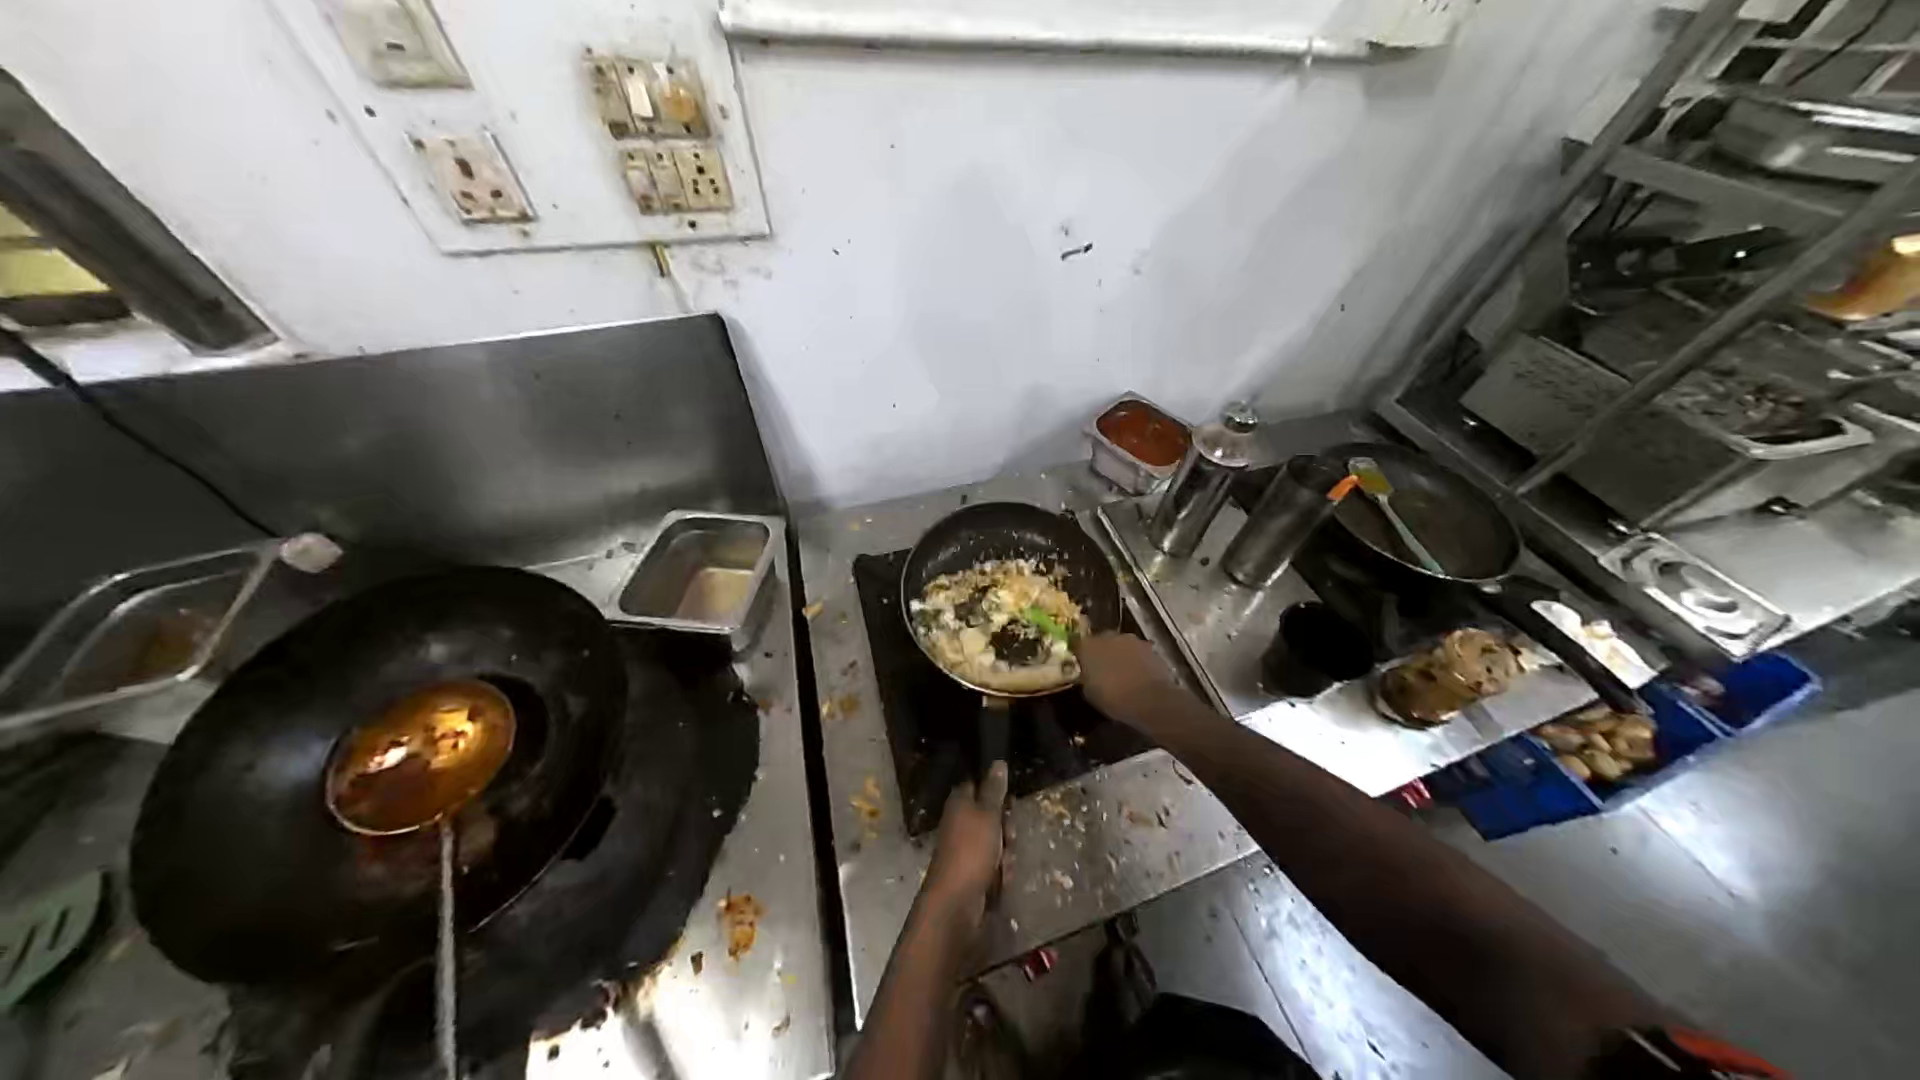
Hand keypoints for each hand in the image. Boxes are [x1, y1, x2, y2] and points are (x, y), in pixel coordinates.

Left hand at [924, 762, 1007, 923]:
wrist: (956, 903)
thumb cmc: (971, 851)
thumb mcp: (988, 814)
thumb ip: (994, 789)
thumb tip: (998, 761)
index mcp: (960, 803)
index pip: (979, 785)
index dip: (997, 793)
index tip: (1010, 803)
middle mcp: (961, 822)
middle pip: (993, 816)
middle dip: (1006, 829)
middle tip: (1007, 837)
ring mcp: (966, 849)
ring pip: (997, 843)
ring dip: (1006, 854)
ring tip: (1003, 866)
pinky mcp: (973, 872)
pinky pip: (995, 865)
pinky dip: (1000, 873)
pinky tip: (1000, 883)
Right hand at [1076, 633, 1177, 721]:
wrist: (1150, 701)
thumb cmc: (1113, 699)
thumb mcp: (1089, 692)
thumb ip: (1086, 676)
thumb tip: (1087, 673)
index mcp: (1089, 646)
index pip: (1076, 643)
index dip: (1079, 653)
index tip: (1080, 663)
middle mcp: (1109, 637)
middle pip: (1101, 640)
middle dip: (1101, 652)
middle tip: (1102, 668)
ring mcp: (1131, 640)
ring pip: (1121, 644)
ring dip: (1120, 654)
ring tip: (1123, 672)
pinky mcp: (1150, 648)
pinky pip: (1138, 652)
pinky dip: (1137, 660)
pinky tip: (1139, 675)